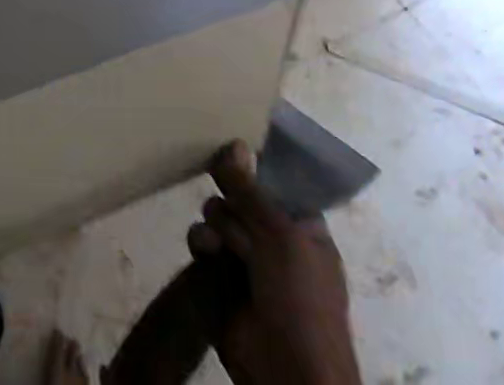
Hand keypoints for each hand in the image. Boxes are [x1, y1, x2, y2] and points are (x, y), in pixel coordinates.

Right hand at [186, 142, 360, 384]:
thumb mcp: (281, 237)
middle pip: (240, 196)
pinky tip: (204, 252)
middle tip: (235, 215)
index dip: (253, 168)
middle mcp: (274, 238)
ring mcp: (247, 259)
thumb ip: (251, 190)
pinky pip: (202, 244)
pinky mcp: (219, 277)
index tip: (230, 150)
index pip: (275, 184)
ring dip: (216, 225)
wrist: (287, 372)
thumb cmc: (300, 299)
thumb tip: (232, 142)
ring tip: (218, 244)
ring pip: (218, 218)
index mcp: (302, 226)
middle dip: (232, 203)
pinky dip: (201, 244)